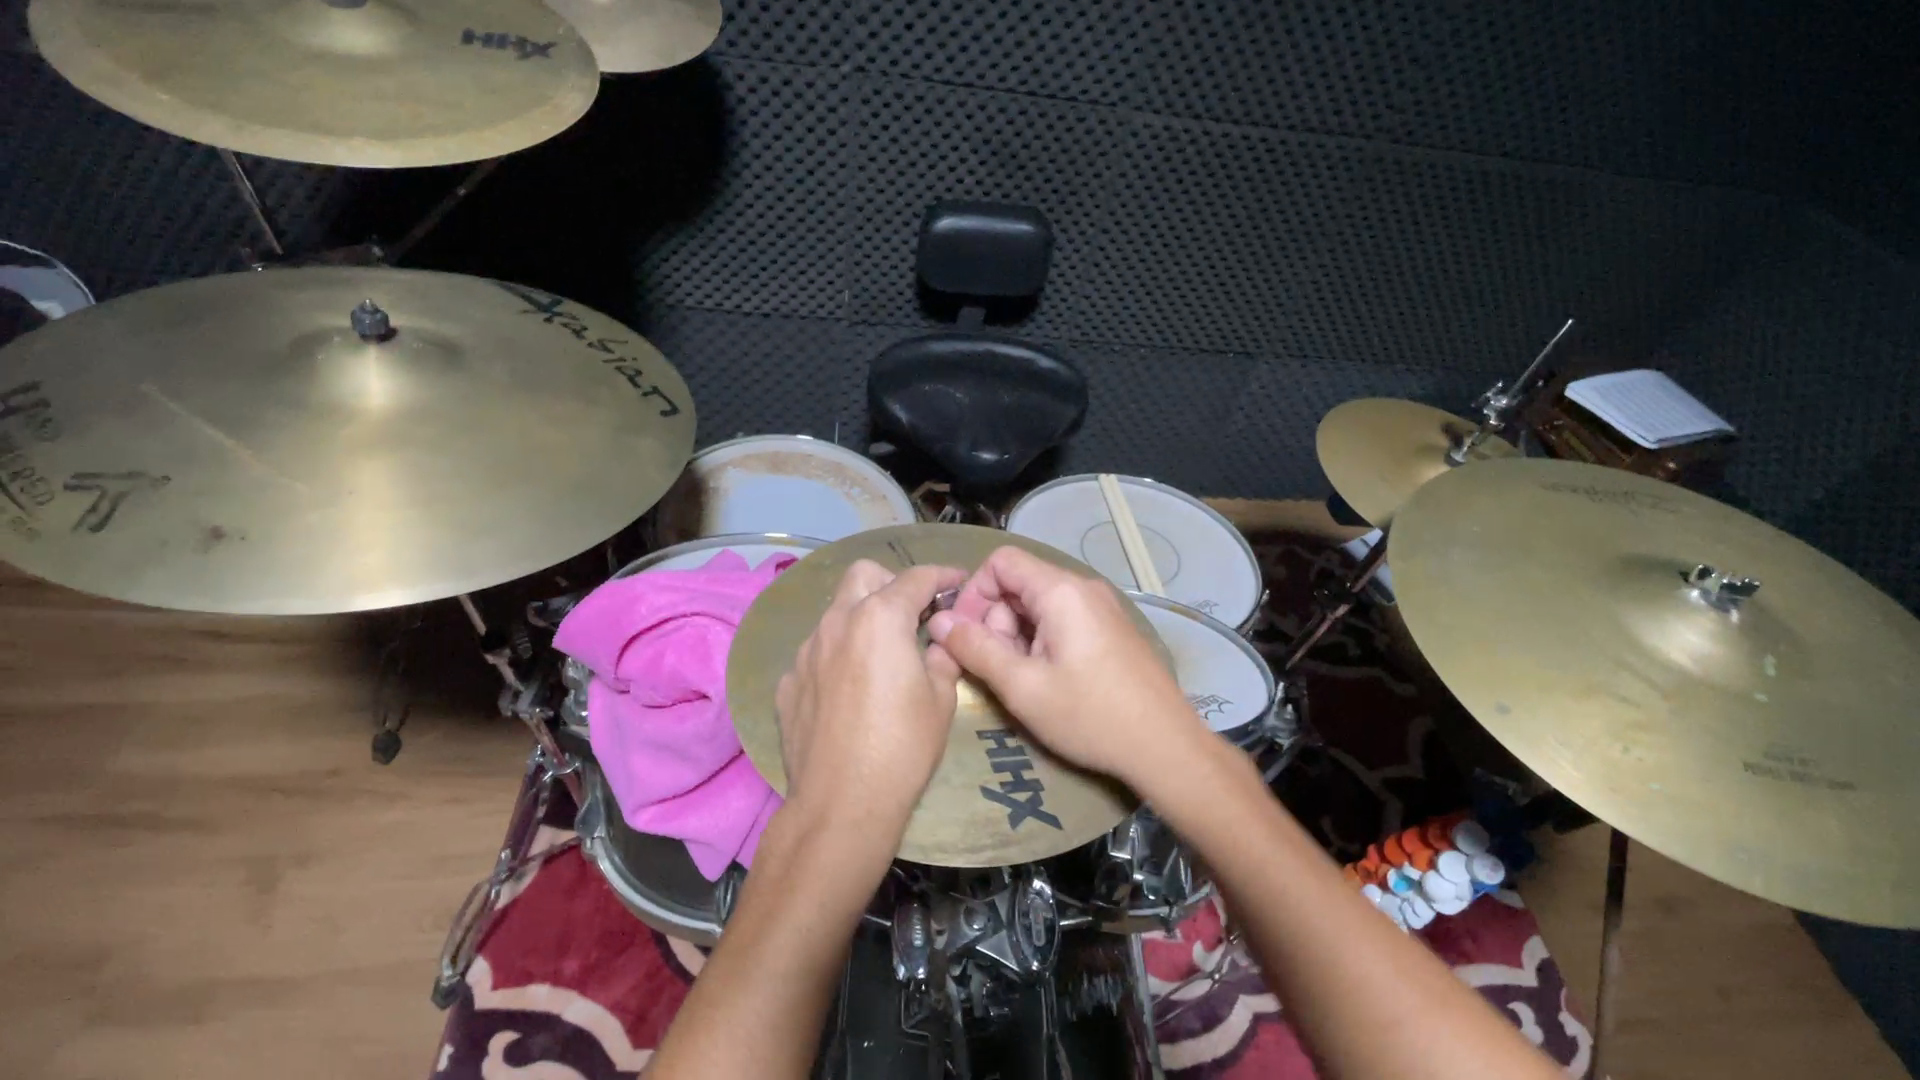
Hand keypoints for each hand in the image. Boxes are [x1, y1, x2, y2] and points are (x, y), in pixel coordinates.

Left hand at [774, 560, 967, 837]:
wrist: (841, 802)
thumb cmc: (903, 747)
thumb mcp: (941, 700)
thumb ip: (941, 658)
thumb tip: (938, 644)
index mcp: (880, 618)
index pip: (916, 578)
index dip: (942, 575)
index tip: (957, 581)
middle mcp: (838, 622)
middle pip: (863, 575)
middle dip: (890, 582)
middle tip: (912, 612)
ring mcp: (805, 651)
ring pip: (835, 613)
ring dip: (861, 618)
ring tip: (881, 654)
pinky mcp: (787, 682)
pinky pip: (816, 653)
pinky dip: (837, 656)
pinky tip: (849, 690)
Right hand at [926, 546, 1200, 786]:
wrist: (1165, 746)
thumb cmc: (1090, 716)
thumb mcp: (1023, 687)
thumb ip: (976, 649)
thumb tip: (939, 622)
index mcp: (1061, 591)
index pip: (1001, 561)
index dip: (974, 592)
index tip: (966, 634)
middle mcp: (1083, 588)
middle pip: (1019, 583)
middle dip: (996, 621)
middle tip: (999, 668)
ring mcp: (1101, 608)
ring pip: (1038, 605)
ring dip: (1017, 636)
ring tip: (1024, 681)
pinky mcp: (1111, 629)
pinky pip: (1062, 620)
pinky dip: (1042, 642)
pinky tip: (1048, 681)